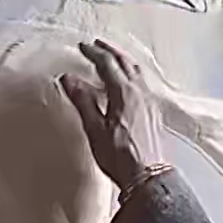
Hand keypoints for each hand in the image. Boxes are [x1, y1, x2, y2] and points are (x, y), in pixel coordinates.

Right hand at [59, 39, 166, 188]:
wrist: (148, 177)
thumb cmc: (120, 157)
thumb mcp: (94, 129)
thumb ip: (83, 101)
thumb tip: (69, 79)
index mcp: (125, 92)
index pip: (108, 64)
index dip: (94, 53)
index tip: (83, 46)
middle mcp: (140, 92)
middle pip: (125, 62)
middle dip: (110, 51)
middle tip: (97, 45)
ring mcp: (149, 102)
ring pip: (136, 71)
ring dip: (123, 60)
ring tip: (112, 57)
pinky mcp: (153, 112)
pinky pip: (142, 83)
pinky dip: (131, 74)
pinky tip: (127, 83)